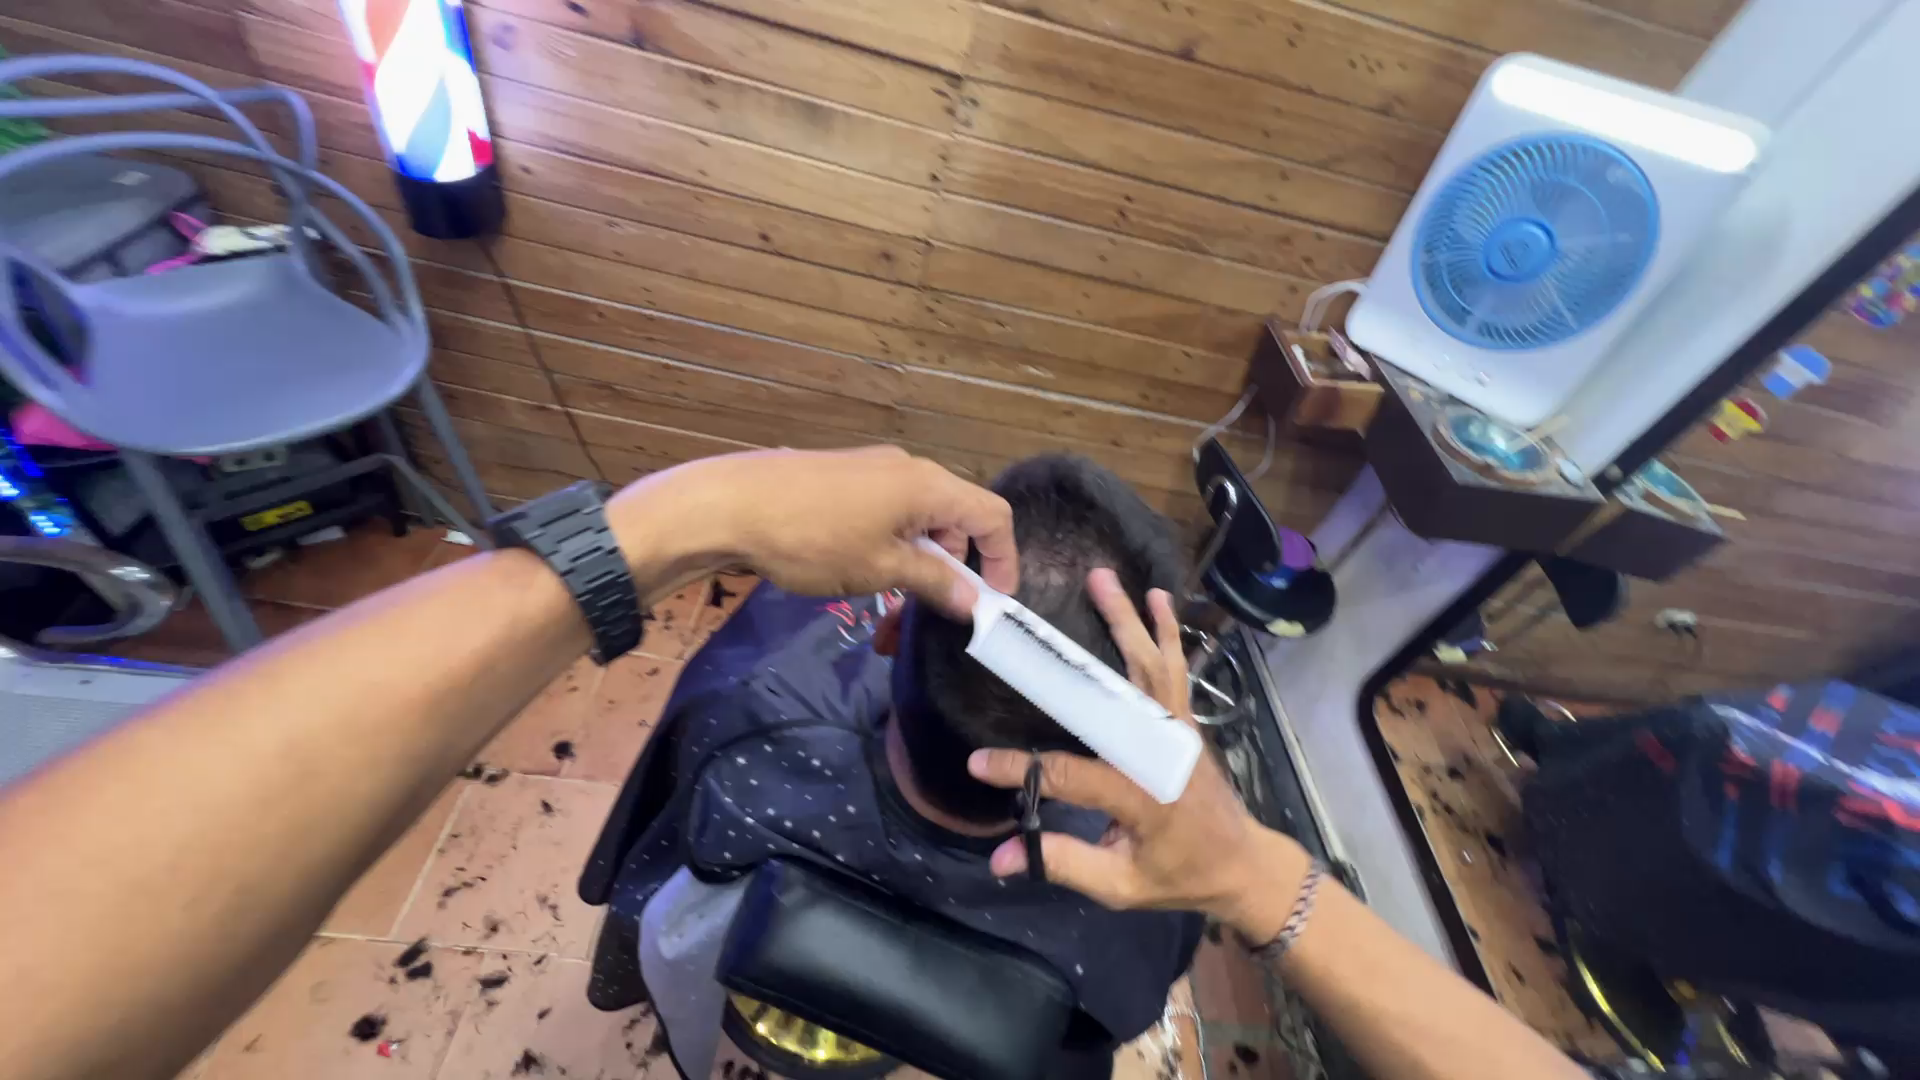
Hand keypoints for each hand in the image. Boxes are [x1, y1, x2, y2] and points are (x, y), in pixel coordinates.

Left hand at [609, 446, 1016, 616]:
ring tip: (890, 594)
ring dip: (920, 557)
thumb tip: (974, 602)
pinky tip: (861, 566)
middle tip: (931, 604)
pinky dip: (893, 541)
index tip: (994, 601)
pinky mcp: (846, 476)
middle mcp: (909, 468)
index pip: (992, 515)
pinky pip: (889, 510)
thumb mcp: (880, 567)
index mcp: (928, 485)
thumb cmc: (813, 538)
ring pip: (920, 516)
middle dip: (955, 563)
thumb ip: (934, 582)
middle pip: (956, 516)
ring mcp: (875, 468)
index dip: (1004, 558)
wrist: (728, 505)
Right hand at [967, 574, 1311, 936]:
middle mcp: (1159, 749)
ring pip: (1150, 665)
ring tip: (1105, 579)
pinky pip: (1174, 669)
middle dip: (1078, 655)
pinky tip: (1159, 600)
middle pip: (1118, 691)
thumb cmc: (1179, 875)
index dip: (1020, 771)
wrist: (1242, 864)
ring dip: (1127, 620)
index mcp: (1140, 794)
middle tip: (1047, 620)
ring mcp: (1176, 728)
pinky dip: (1167, 632)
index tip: (977, 764)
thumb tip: (1001, 858)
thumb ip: (1064, 863)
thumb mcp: (1120, 884)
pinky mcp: (1184, 719)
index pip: (1069, 776)